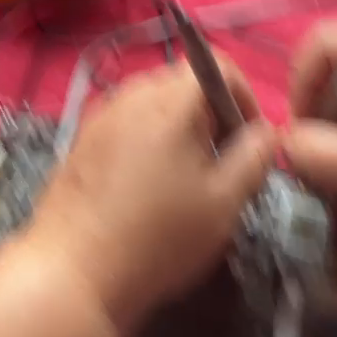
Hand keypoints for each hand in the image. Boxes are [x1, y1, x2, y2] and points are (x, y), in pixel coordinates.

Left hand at [26, 56, 276, 333]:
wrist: (71, 273)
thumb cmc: (157, 237)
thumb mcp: (223, 203)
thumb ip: (253, 158)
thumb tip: (265, 131)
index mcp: (169, 100)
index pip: (215, 63)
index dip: (243, 95)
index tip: (248, 142)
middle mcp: (131, 94)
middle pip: (183, 83)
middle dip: (211, 116)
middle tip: (221, 168)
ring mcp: (100, 116)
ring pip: (154, 105)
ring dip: (179, 131)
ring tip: (184, 183)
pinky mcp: (81, 140)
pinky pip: (127, 124)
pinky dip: (147, 142)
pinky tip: (146, 190)